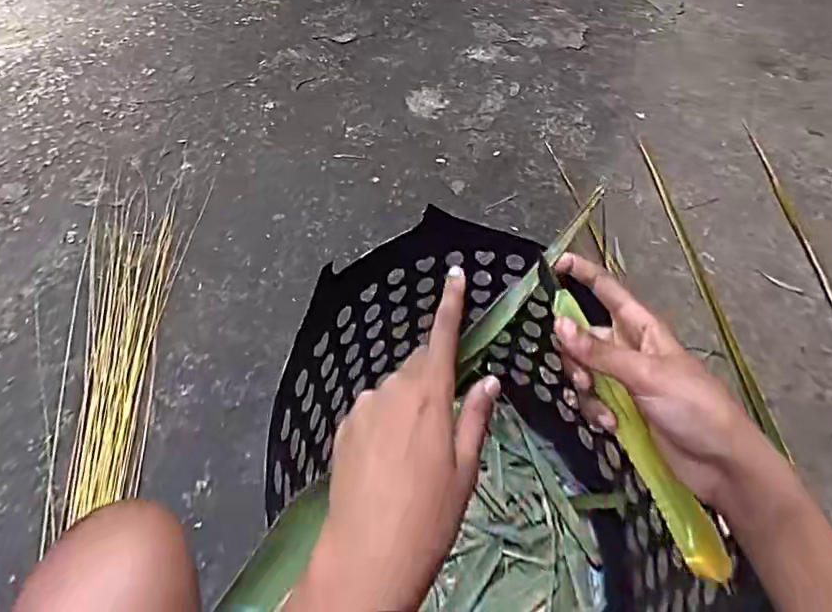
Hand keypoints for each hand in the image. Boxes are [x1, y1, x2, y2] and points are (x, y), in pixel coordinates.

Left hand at [289, 266, 500, 611]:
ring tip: (412, 455)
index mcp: (429, 395)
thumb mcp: (464, 471)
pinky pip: (372, 409)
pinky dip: (384, 421)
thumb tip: (488, 381)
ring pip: (394, 389)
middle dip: (432, 378)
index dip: (450, 303)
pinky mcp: (344, 423)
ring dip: (407, 404)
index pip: (443, 336)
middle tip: (442, 423)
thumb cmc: (428, 517)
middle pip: (417, 365)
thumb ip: (475, 417)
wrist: (366, 557)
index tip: (454, 276)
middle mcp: (393, 389)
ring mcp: (364, 404)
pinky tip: (387, 461)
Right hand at [550, 253, 779, 515]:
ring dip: (584, 387)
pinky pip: (591, 399)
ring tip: (602, 410)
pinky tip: (611, 427)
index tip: (554, 263)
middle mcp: (628, 348)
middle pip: (583, 334)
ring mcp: (624, 380)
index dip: (581, 272)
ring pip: (582, 369)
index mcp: (640, 327)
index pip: (605, 289)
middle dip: (574, 353)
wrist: (723, 466)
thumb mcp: (646, 375)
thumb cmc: (695, 407)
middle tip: (581, 375)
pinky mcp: (621, 409)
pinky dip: (594, 411)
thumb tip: (558, 324)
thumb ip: (600, 352)